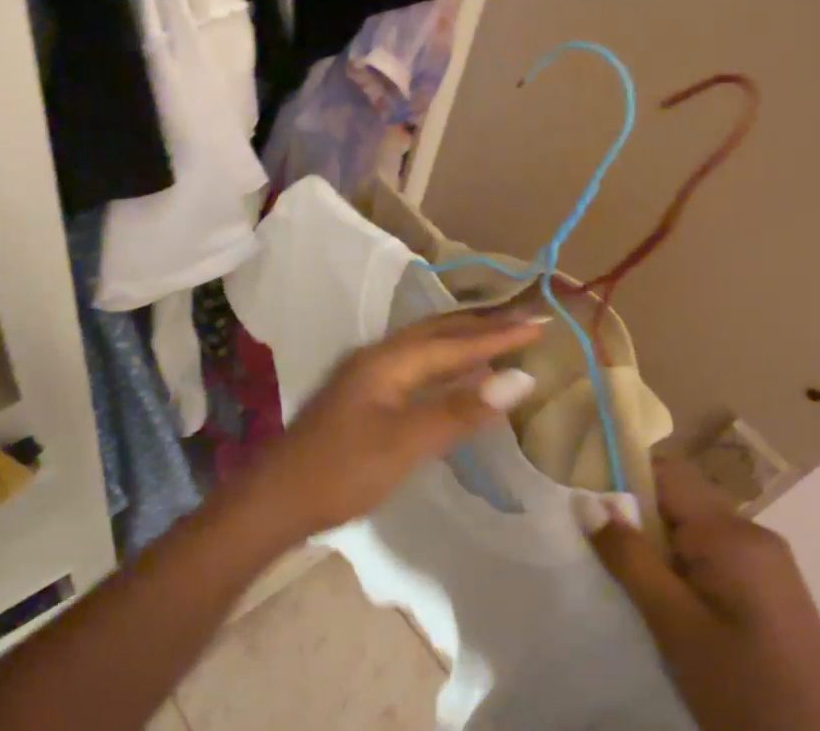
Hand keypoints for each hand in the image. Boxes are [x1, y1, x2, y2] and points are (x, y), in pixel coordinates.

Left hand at [237, 310, 544, 541]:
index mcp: (388, 361)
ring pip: (424, 347)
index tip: (541, 324)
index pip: (454, 342)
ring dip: (463, 340)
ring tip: (499, 336)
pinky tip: (455, 375)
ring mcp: (367, 377)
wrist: (278, 498)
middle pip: (438, 333)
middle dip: (482, 326)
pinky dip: (445, 363)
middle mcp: (377, 358)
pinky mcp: (363, 398)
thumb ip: (460, 410)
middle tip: (527, 321)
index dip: (498, 336)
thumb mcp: (407, 443)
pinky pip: (415, 367)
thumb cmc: (343, 471)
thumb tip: (519, 378)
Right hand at [579, 457, 819, 730]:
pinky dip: (680, 567)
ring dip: (655, 545)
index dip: (620, 473)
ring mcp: (768, 565)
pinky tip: (660, 601)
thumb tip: (585, 501)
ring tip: (618, 575)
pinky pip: (713, 557)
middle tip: (590, 543)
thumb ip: (631, 559)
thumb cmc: (743, 688)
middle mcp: (754, 535)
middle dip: (634, 514)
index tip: (577, 494)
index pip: (666, 471)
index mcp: (732, 534)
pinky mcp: (772, 594)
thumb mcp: (675, 626)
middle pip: (680, 499)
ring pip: (694, 531)